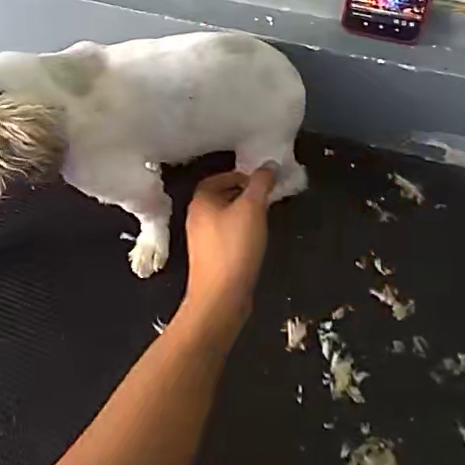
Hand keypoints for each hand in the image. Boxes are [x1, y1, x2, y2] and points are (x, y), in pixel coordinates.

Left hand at [176, 165, 275, 346]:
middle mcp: (196, 218)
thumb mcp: (252, 208)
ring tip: (264, 216)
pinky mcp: (210, 259)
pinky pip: (226, 236)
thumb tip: (269, 165)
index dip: (238, 175)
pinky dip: (240, 232)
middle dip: (244, 194)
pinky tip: (255, 240)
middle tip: (265, 196)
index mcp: (201, 201)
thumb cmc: (234, 247)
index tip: (259, 181)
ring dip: (243, 214)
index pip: (217, 178)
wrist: (220, 298)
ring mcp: (201, 241)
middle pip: (220, 196)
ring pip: (224, 217)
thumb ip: (261, 183)